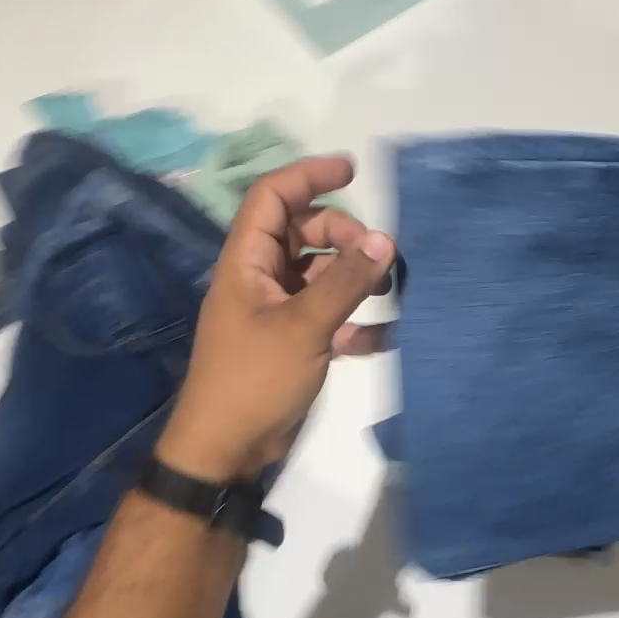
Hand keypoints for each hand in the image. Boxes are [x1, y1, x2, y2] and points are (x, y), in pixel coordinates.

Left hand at [157, 155, 394, 482]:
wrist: (228, 447)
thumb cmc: (254, 379)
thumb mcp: (303, 327)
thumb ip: (344, 282)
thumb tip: (384, 239)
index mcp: (247, 262)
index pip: (273, 198)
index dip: (309, 176)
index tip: (353, 169)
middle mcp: (261, 280)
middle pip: (303, 235)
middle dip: (343, 235)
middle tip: (378, 255)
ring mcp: (277, 314)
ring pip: (320, 277)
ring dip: (353, 278)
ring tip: (390, 289)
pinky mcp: (293, 345)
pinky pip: (329, 318)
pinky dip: (355, 322)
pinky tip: (385, 334)